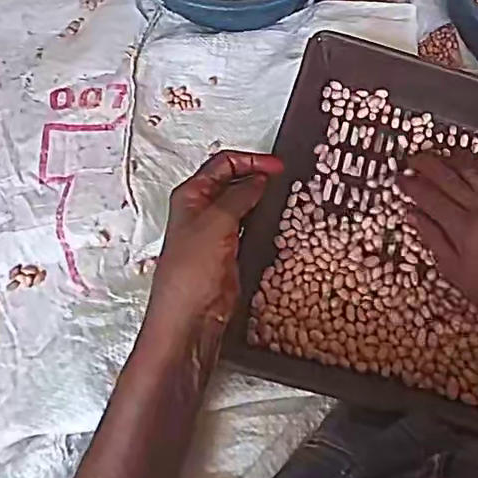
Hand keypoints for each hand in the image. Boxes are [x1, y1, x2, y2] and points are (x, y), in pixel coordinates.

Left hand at [146, 150, 281, 347]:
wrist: (191, 317)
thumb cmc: (191, 271)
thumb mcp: (217, 222)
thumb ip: (240, 195)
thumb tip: (259, 179)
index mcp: (191, 195)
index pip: (223, 164)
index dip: (251, 160)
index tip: (276, 166)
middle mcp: (202, 210)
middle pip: (234, 181)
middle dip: (258, 175)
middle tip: (285, 177)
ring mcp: (217, 232)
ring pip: (243, 204)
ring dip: (263, 198)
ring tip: (286, 195)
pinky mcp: (230, 251)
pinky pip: (250, 227)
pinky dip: (264, 219)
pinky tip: (278, 220)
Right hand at [399, 150, 477, 316]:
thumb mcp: (452, 268)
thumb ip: (431, 237)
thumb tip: (412, 214)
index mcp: (462, 227)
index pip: (430, 197)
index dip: (412, 185)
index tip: (399, 179)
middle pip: (447, 177)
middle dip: (426, 165)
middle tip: (411, 160)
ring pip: (468, 171)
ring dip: (448, 160)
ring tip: (433, 157)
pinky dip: (474, 165)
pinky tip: (465, 163)